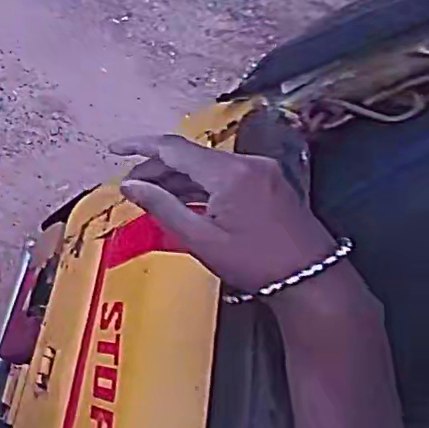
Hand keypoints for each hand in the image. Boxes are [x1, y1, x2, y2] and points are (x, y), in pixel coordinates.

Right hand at [111, 134, 340, 293]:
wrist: (314, 282)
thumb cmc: (255, 263)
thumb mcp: (200, 238)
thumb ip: (161, 206)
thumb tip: (128, 185)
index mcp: (229, 174)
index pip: (173, 148)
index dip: (139, 146)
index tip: (115, 149)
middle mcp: (247, 164)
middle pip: (188, 155)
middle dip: (155, 167)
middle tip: (130, 186)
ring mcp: (260, 171)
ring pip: (204, 165)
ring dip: (175, 177)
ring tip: (150, 195)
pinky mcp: (268, 182)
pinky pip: (221, 174)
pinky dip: (197, 183)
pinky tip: (181, 199)